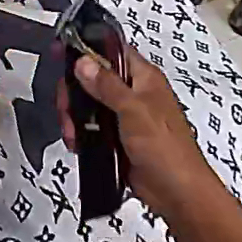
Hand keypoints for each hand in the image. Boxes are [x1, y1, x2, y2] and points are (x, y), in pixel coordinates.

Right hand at [57, 43, 223, 219]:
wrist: (176, 192)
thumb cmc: (167, 149)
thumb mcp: (133, 110)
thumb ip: (107, 85)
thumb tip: (85, 62)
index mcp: (145, 78)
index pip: (114, 51)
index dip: (89, 49)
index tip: (64, 52)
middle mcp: (135, 94)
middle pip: (96, 79)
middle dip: (76, 90)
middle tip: (67, 104)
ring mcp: (126, 117)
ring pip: (91, 105)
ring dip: (76, 114)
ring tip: (72, 129)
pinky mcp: (118, 139)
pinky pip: (93, 128)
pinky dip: (82, 132)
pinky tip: (77, 140)